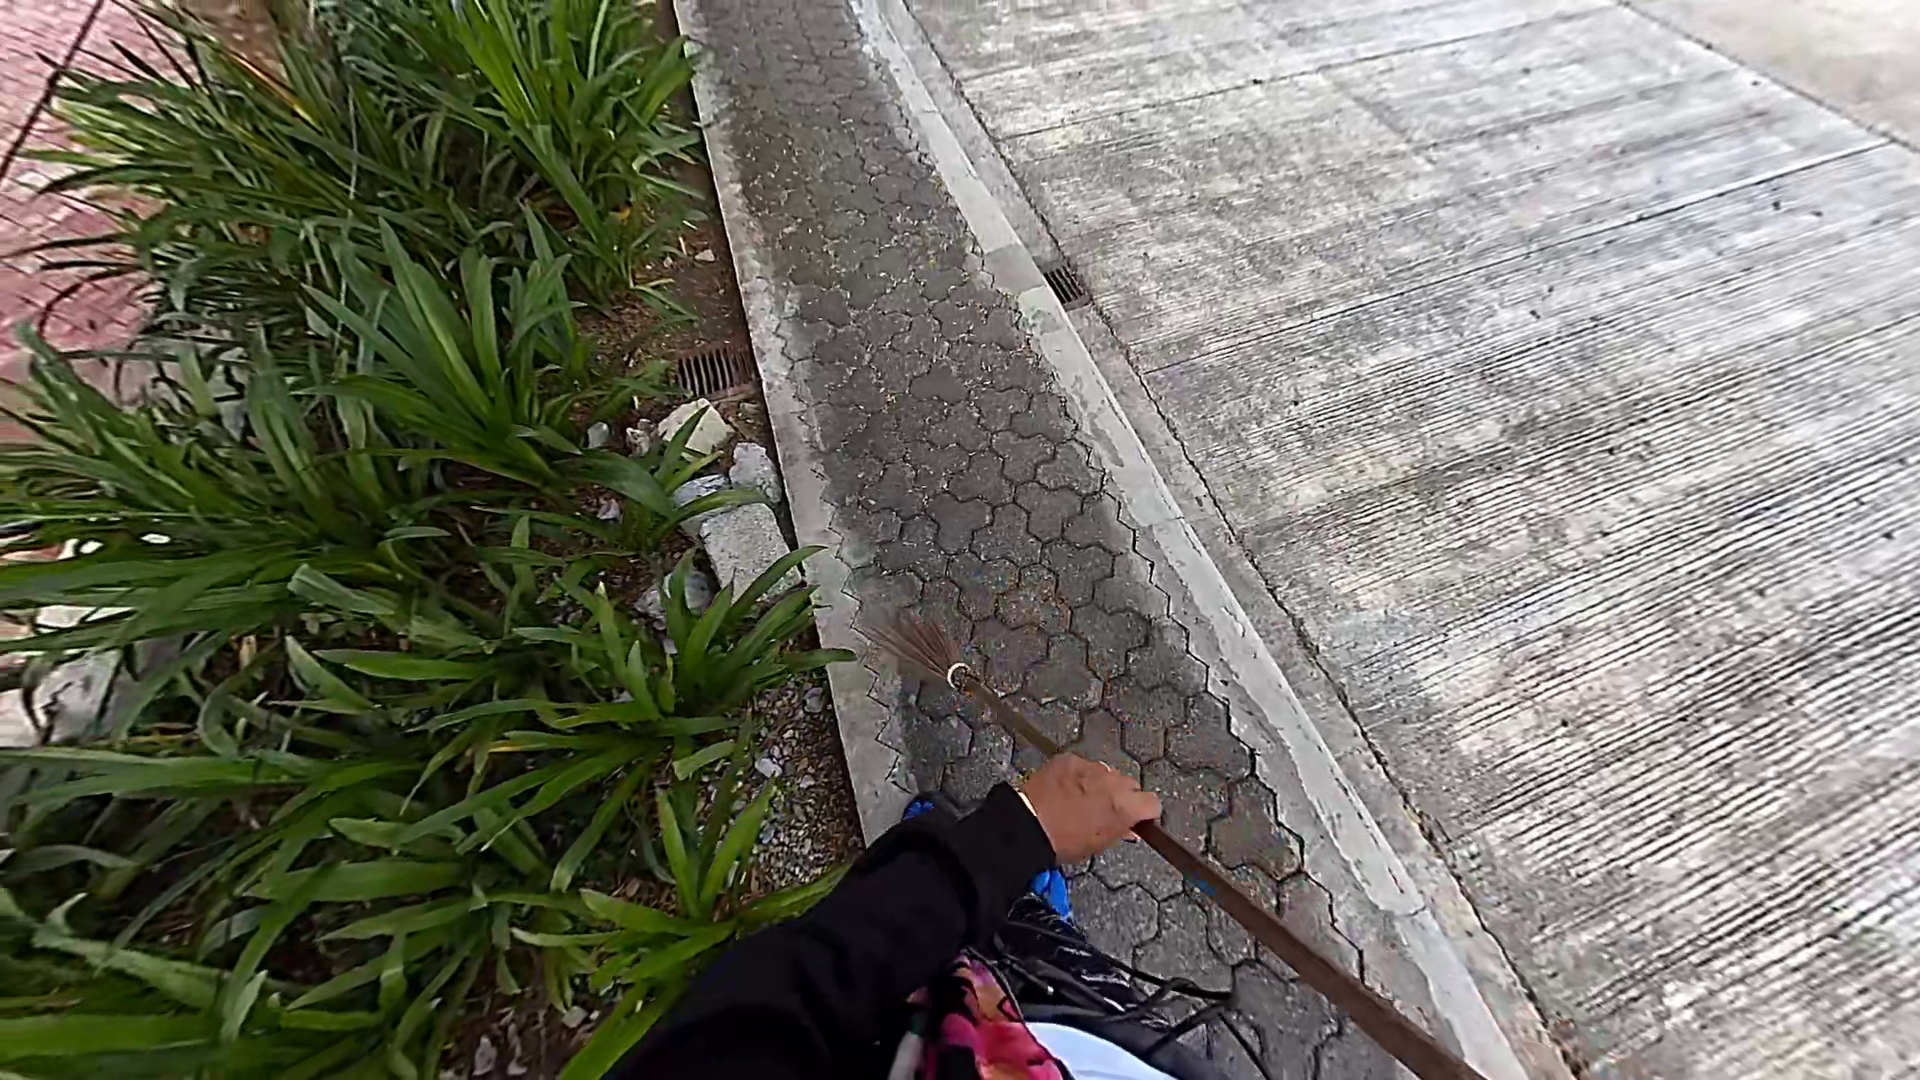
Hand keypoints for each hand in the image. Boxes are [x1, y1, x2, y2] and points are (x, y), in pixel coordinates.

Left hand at [1018, 754, 1161, 863]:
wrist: (1031, 823)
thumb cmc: (1063, 840)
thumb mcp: (1099, 843)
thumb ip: (1120, 829)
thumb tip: (1128, 825)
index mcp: (1124, 806)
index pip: (1152, 802)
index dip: (1145, 811)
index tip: (1138, 815)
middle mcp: (1112, 782)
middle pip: (1129, 784)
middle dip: (1121, 795)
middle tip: (1105, 808)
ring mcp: (1090, 767)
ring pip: (1106, 772)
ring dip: (1100, 782)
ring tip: (1082, 797)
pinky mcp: (1071, 758)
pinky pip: (1083, 764)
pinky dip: (1078, 774)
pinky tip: (1067, 787)